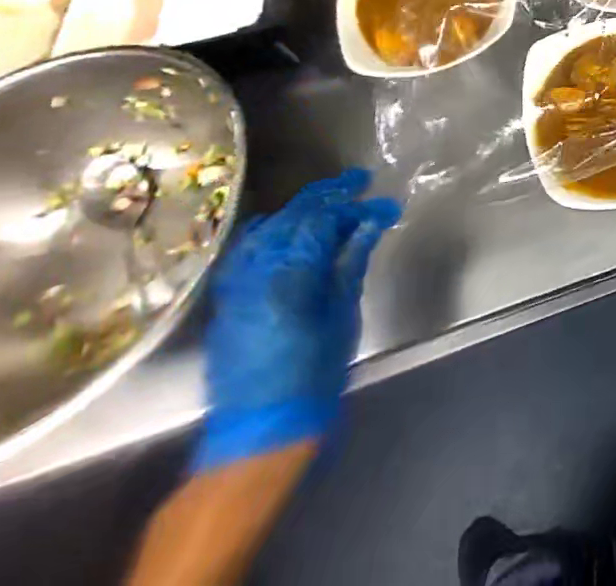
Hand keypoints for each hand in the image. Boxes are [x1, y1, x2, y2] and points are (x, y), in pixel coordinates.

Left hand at [193, 169, 400, 472]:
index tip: (387, 205)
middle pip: (293, 214)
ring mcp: (236, 280)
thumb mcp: (342, 314)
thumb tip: (369, 223)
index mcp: (290, 270)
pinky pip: (250, 247)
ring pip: (269, 226)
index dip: (356, 205)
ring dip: (302, 211)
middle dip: (328, 196)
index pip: (324, 218)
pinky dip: (274, 230)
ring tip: (332, 205)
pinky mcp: (228, 295)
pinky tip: (290, 231)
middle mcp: (256, 267)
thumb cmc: (314, 373)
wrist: (261, 428)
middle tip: (360, 185)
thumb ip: (351, 262)